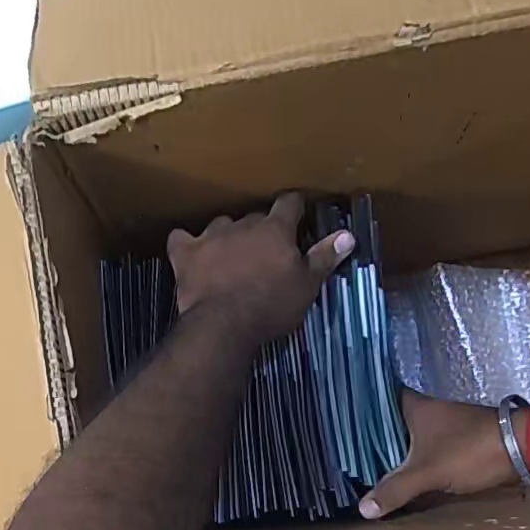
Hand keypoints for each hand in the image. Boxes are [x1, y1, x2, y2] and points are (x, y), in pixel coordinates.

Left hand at [168, 192, 354, 346]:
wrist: (223, 325)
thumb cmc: (271, 307)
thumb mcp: (306, 286)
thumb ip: (324, 258)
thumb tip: (348, 235)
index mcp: (275, 230)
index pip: (289, 204)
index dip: (294, 208)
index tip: (298, 216)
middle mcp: (242, 225)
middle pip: (254, 217)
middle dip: (261, 230)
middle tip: (265, 253)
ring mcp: (211, 237)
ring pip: (221, 225)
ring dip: (227, 236)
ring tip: (231, 256)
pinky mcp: (186, 254)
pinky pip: (181, 238)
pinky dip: (186, 244)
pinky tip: (190, 252)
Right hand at [359, 390, 518, 517]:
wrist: (525, 448)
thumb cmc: (470, 449)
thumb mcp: (428, 472)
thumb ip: (395, 489)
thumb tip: (362, 509)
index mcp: (413, 406)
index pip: (378, 396)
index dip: (359, 404)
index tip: (338, 414)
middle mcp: (426, 410)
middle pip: (390, 417)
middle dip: (371, 431)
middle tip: (344, 444)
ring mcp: (443, 424)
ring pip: (408, 432)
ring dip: (392, 444)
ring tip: (364, 459)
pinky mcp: (456, 439)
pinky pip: (423, 445)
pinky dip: (411, 455)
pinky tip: (399, 468)